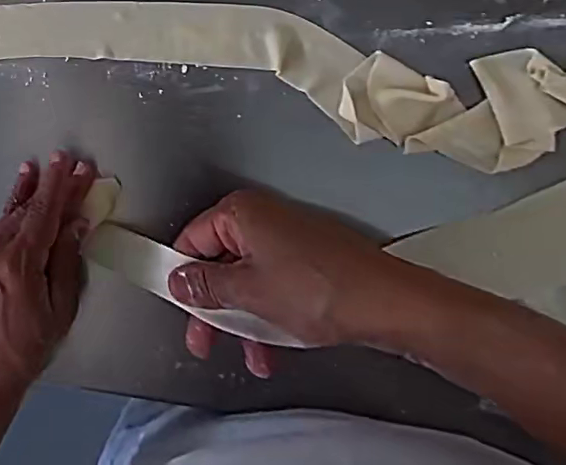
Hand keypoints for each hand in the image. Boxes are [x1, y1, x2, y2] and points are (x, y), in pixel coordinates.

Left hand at [0, 152, 95, 394]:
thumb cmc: (27, 344)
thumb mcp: (60, 309)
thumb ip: (68, 260)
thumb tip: (77, 223)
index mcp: (20, 262)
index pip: (47, 213)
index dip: (65, 188)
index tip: (78, 168)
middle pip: (34, 206)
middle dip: (57, 183)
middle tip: (74, 164)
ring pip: (18, 208)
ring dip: (38, 186)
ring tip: (52, 165)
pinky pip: (6, 217)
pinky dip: (19, 198)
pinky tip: (26, 180)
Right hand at [166, 189, 452, 377]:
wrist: (388, 303)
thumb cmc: (324, 288)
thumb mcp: (249, 293)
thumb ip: (206, 287)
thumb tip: (179, 281)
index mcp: (239, 213)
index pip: (191, 239)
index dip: (181, 275)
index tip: (177, 303)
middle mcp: (259, 217)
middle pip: (218, 261)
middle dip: (213, 307)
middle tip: (205, 338)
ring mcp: (284, 236)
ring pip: (246, 278)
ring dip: (243, 318)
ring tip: (251, 352)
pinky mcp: (304, 256)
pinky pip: (271, 282)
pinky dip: (267, 312)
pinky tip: (273, 344)